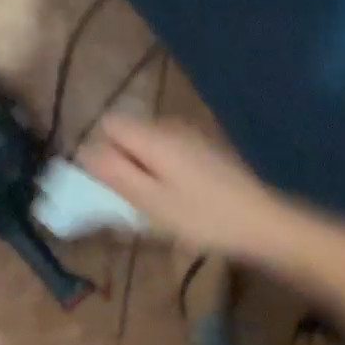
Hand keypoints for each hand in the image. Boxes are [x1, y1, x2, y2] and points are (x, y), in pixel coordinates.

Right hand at [81, 115, 291, 257]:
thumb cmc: (202, 217)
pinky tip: (177, 200)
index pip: (109, 123)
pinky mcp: (207, 150)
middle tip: (129, 200)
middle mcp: (172, 127)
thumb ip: (115, 173)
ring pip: (150, 144)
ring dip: (143, 169)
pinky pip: (170, 153)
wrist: (261, 221)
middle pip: (130, 132)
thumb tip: (84, 150)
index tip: (105, 183)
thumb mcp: (151, 202)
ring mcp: (193, 136)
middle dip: (121, 161)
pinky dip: (163, 171)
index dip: (100, 150)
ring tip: (154, 205)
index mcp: (155, 137)